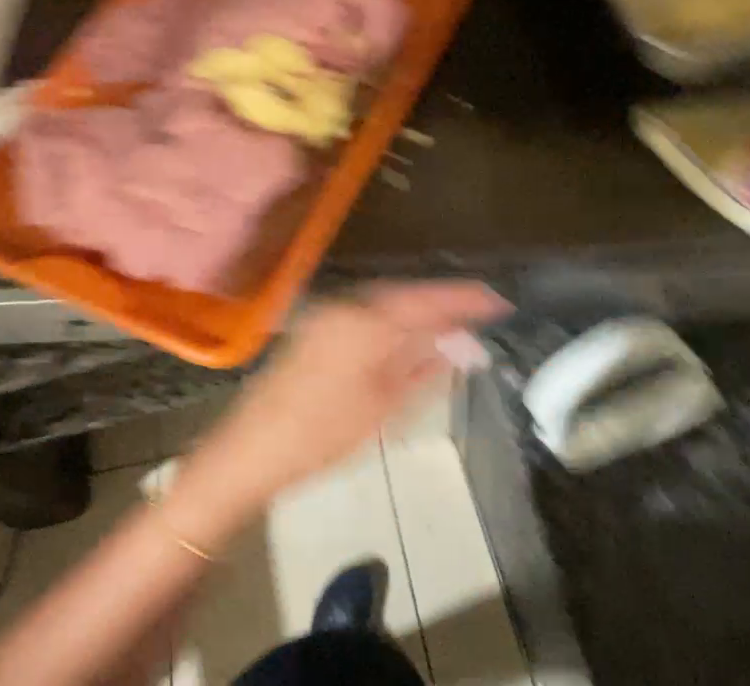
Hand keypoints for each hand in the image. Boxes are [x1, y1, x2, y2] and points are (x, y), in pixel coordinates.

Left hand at [163, 281, 507, 539]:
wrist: (252, 451)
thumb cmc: (323, 435)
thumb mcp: (385, 406)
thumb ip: (424, 366)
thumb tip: (462, 345)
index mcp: (365, 322)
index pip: (425, 300)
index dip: (463, 299)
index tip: (496, 301)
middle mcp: (344, 308)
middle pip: (403, 297)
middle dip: (440, 306)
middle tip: (477, 317)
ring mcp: (323, 318)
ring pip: (382, 306)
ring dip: (415, 315)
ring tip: (450, 330)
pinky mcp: (312, 332)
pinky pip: (362, 317)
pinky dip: (389, 325)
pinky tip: (405, 342)